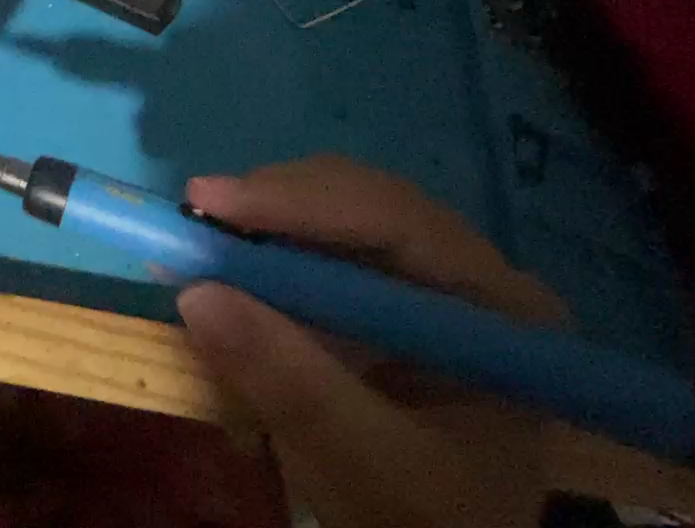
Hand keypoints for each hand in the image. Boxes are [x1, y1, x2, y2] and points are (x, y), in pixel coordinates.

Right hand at [176, 156, 568, 527]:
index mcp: (500, 309)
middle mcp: (465, 271)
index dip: (297, 201)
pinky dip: (258, 239)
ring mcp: (418, 273)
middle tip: (194, 219)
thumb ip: (293, 384)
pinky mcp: (372, 282)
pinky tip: (225, 255)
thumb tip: (196, 294)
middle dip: (270, 202)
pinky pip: (310, 235)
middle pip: (358, 197)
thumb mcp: (363, 463)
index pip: (395, 220)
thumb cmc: (417, 510)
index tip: (208, 202)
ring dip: (259, 217)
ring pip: (329, 205)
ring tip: (201, 240)